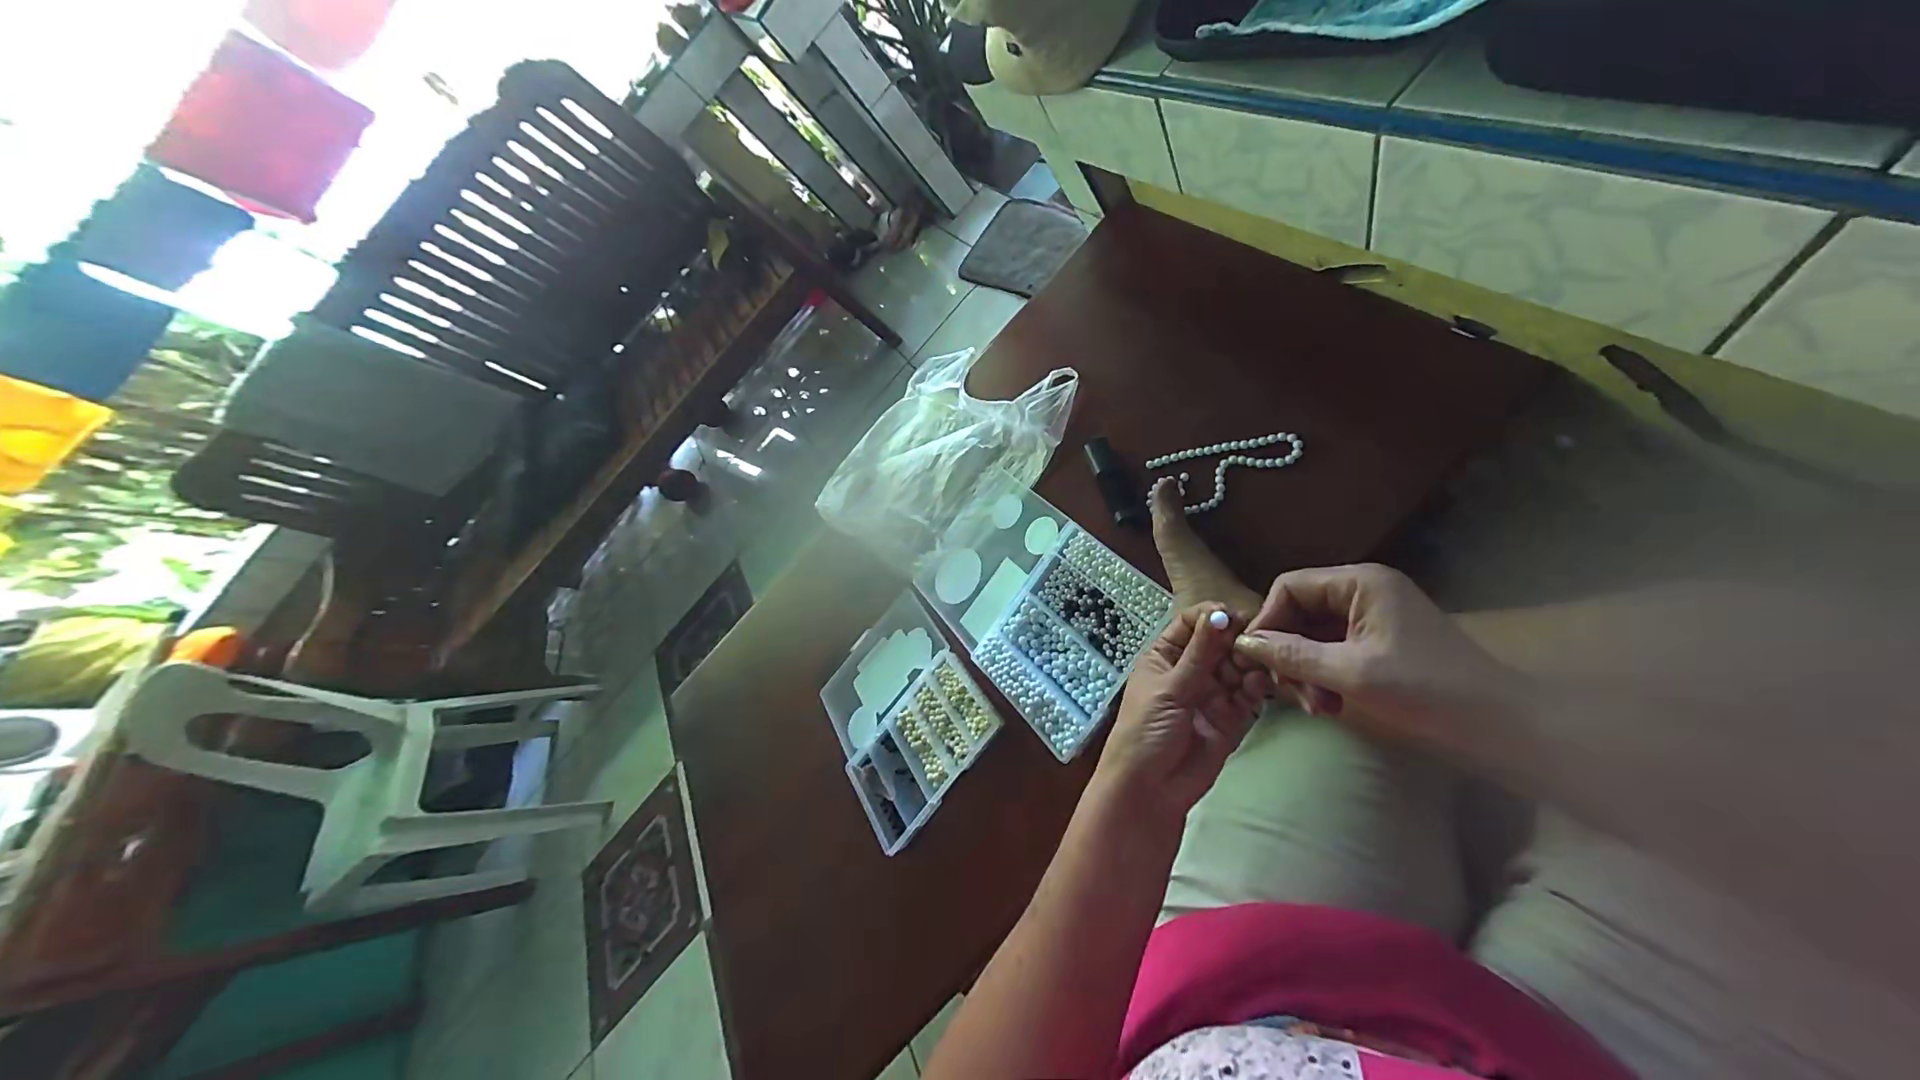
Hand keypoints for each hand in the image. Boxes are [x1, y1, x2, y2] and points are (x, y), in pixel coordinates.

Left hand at [1094, 603, 1271, 816]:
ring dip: (1250, 663)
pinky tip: (1261, 684)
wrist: (1149, 789)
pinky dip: (1256, 688)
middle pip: (1220, 643)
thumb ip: (1199, 653)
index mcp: (1165, 655)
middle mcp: (1190, 670)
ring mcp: (1212, 693)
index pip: (1191, 623)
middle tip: (1256, 643)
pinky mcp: (1231, 717)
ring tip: (1260, 664)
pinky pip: (1248, 695)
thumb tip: (1220, 614)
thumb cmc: (1146, 731)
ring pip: (1238, 667)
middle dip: (1238, 641)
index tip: (1236, 616)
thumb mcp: (1170, 688)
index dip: (1212, 617)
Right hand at [1232, 564, 1528, 740]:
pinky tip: (1329, 704)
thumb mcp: (1350, 674)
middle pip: (1300, 611)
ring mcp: (1374, 616)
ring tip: (1317, 706)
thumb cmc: (1427, 692)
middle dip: (1288, 652)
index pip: (1290, 587)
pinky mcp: (1380, 641)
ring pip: (1313, 634)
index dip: (1268, 620)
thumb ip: (1292, 655)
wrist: (1504, 728)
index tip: (1257, 659)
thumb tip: (1243, 644)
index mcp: (1360, 583)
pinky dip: (1324, 675)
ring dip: (1305, 669)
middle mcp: (1364, 590)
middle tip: (1292, 692)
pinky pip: (1333, 649)